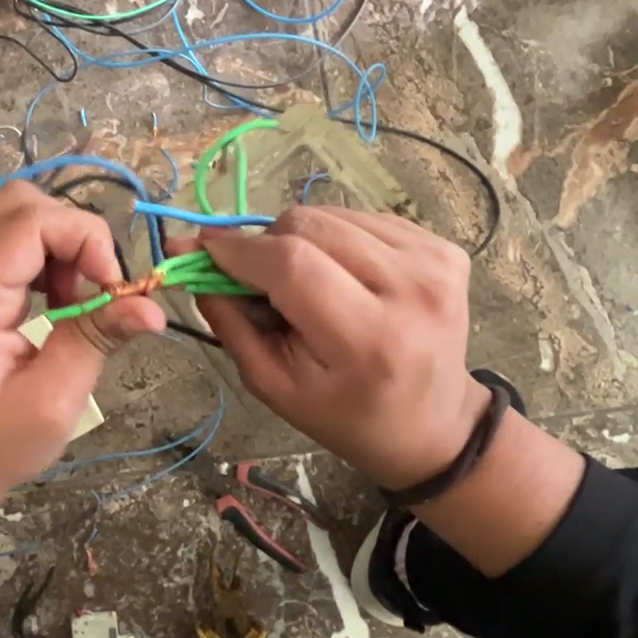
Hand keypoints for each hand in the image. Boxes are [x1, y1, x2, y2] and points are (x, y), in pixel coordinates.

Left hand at [0, 182, 165, 551]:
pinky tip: (55, 302)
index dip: (85, 238)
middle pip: (19, 202)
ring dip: (59, 244)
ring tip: (74, 301)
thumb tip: (153, 307)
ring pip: (14, 215)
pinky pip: (7, 241)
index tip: (113, 289)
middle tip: (93, 291)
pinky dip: (43, 257)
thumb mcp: (53, 402)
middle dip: (72, 234)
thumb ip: (96, 341)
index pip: (30, 220)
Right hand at [178, 208, 488, 489]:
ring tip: (302, 283)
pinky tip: (339, 275)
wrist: (431, 423)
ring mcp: (434, 261)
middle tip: (253, 277)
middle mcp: (412, 289)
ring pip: (329, 215)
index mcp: (370, 338)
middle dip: (264, 244)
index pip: (292, 265)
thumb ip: (229, 321)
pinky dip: (332, 239)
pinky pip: (358, 218)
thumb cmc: (343, 413)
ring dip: (298, 240)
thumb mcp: (272, 385)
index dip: (238, 250)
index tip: (201, 249)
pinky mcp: (444, 246)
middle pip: (308, 226)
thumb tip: (193, 258)